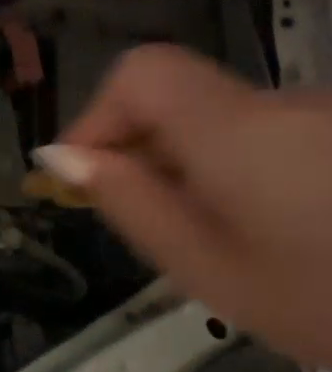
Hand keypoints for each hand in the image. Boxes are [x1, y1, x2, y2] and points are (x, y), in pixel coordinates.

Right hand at [43, 43, 331, 365]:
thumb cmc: (330, 300)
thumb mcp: (205, 266)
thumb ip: (128, 202)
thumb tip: (65, 158)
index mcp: (238, 130)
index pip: (144, 72)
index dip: (102, 112)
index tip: (92, 170)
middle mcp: (299, 107)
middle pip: (197, 105)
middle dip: (161, 154)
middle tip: (164, 224)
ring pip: (251, 128)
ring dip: (221, 169)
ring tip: (244, 241)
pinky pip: (304, 141)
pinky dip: (278, 175)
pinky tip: (302, 232)